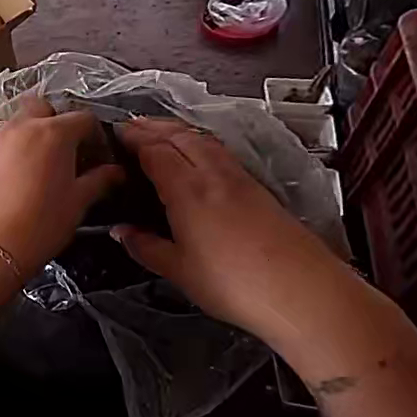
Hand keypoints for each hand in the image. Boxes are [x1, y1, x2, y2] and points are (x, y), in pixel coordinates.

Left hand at [0, 97, 124, 276]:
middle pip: (44, 107)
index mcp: (54, 132)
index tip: (98, 158)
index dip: (96, 136)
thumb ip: (99, 181)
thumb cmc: (41, 224)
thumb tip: (116, 172)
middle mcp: (23, 126)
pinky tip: (14, 177)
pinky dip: (11, 150)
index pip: (84, 119)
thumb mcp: (78, 203)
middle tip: (66, 153)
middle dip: (57, 122)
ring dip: (31, 134)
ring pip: (18, 122)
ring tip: (39, 166)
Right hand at [113, 117, 345, 345]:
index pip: (154, 151)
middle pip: (178, 136)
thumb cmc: (234, 284)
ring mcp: (238, 178)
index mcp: (187, 190)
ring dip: (177, 129)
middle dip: (152, 126)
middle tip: (130, 126)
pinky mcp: (257, 188)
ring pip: (202, 139)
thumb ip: (146, 247)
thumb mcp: (179, 270)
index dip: (133, 139)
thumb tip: (122, 233)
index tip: (115, 134)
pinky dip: (199, 142)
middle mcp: (213, 174)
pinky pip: (220, 151)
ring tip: (159, 131)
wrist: (301, 290)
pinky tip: (197, 152)